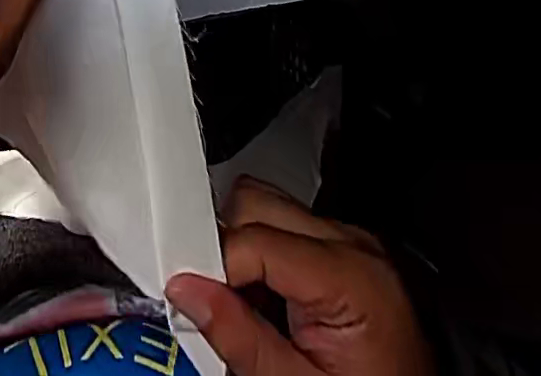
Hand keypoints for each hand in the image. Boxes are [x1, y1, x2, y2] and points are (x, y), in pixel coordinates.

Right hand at [166, 178, 433, 375]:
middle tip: (211, 299)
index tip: (188, 294)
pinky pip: (280, 221)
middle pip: (255, 203)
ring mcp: (348, 240)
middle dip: (221, 246)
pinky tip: (264, 296)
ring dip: (238, 243)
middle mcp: (352, 244)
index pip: (253, 239)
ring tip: (243, 302)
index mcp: (352, 276)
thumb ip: (241, 338)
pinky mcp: (340, 246)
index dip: (212, 266)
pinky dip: (257, 250)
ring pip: (263, 203)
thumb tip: (187, 291)